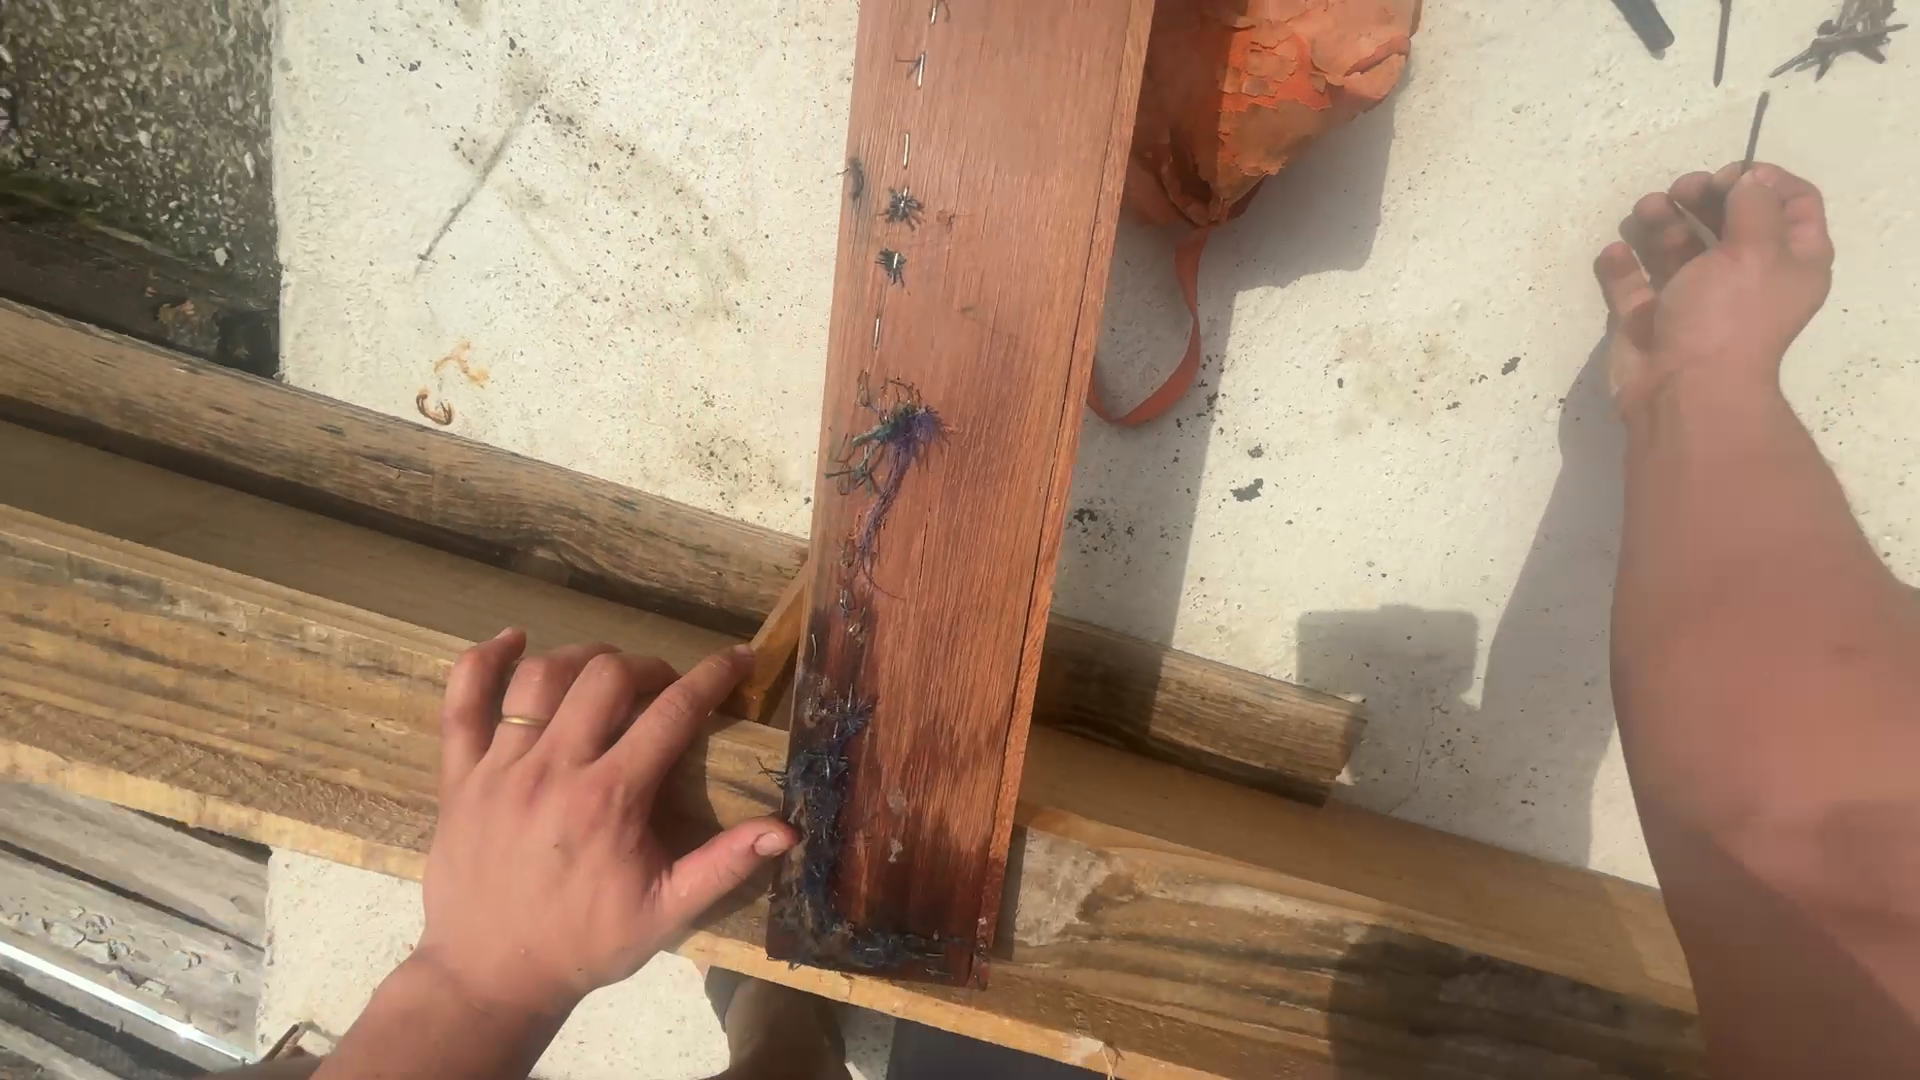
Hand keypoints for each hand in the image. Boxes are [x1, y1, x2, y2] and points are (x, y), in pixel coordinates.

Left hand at [410, 630, 796, 1019]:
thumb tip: (788, 831)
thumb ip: (725, 864)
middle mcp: (553, 771)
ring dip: (585, 659)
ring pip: (542, 678)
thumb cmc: (586, 943)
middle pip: (606, 677)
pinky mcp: (458, 779)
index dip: (714, 675)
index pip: (673, 712)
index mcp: (609, 799)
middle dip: (649, 666)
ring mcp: (498, 770)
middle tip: (665, 687)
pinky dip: (481, 663)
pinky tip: (512, 640)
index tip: (740, 657)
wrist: (486, 983)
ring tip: (608, 672)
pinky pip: (460, 705)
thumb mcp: (666, 912)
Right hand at [1594, 162, 1833, 416]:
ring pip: (1677, 250)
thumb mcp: (1754, 251)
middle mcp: (1743, 275)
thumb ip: (1751, 209)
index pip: (1791, 206)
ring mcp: (1690, 298)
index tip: (1733, 172)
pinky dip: (1622, 265)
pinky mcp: (1645, 318)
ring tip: (1645, 206)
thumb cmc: (1728, 316)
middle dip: (1706, 198)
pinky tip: (1614, 250)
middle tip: (1682, 186)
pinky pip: (1632, 285)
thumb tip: (1744, 180)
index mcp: (1789, 260)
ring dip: (1663, 223)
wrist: (1682, 385)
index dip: (1766, 182)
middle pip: (1728, 223)